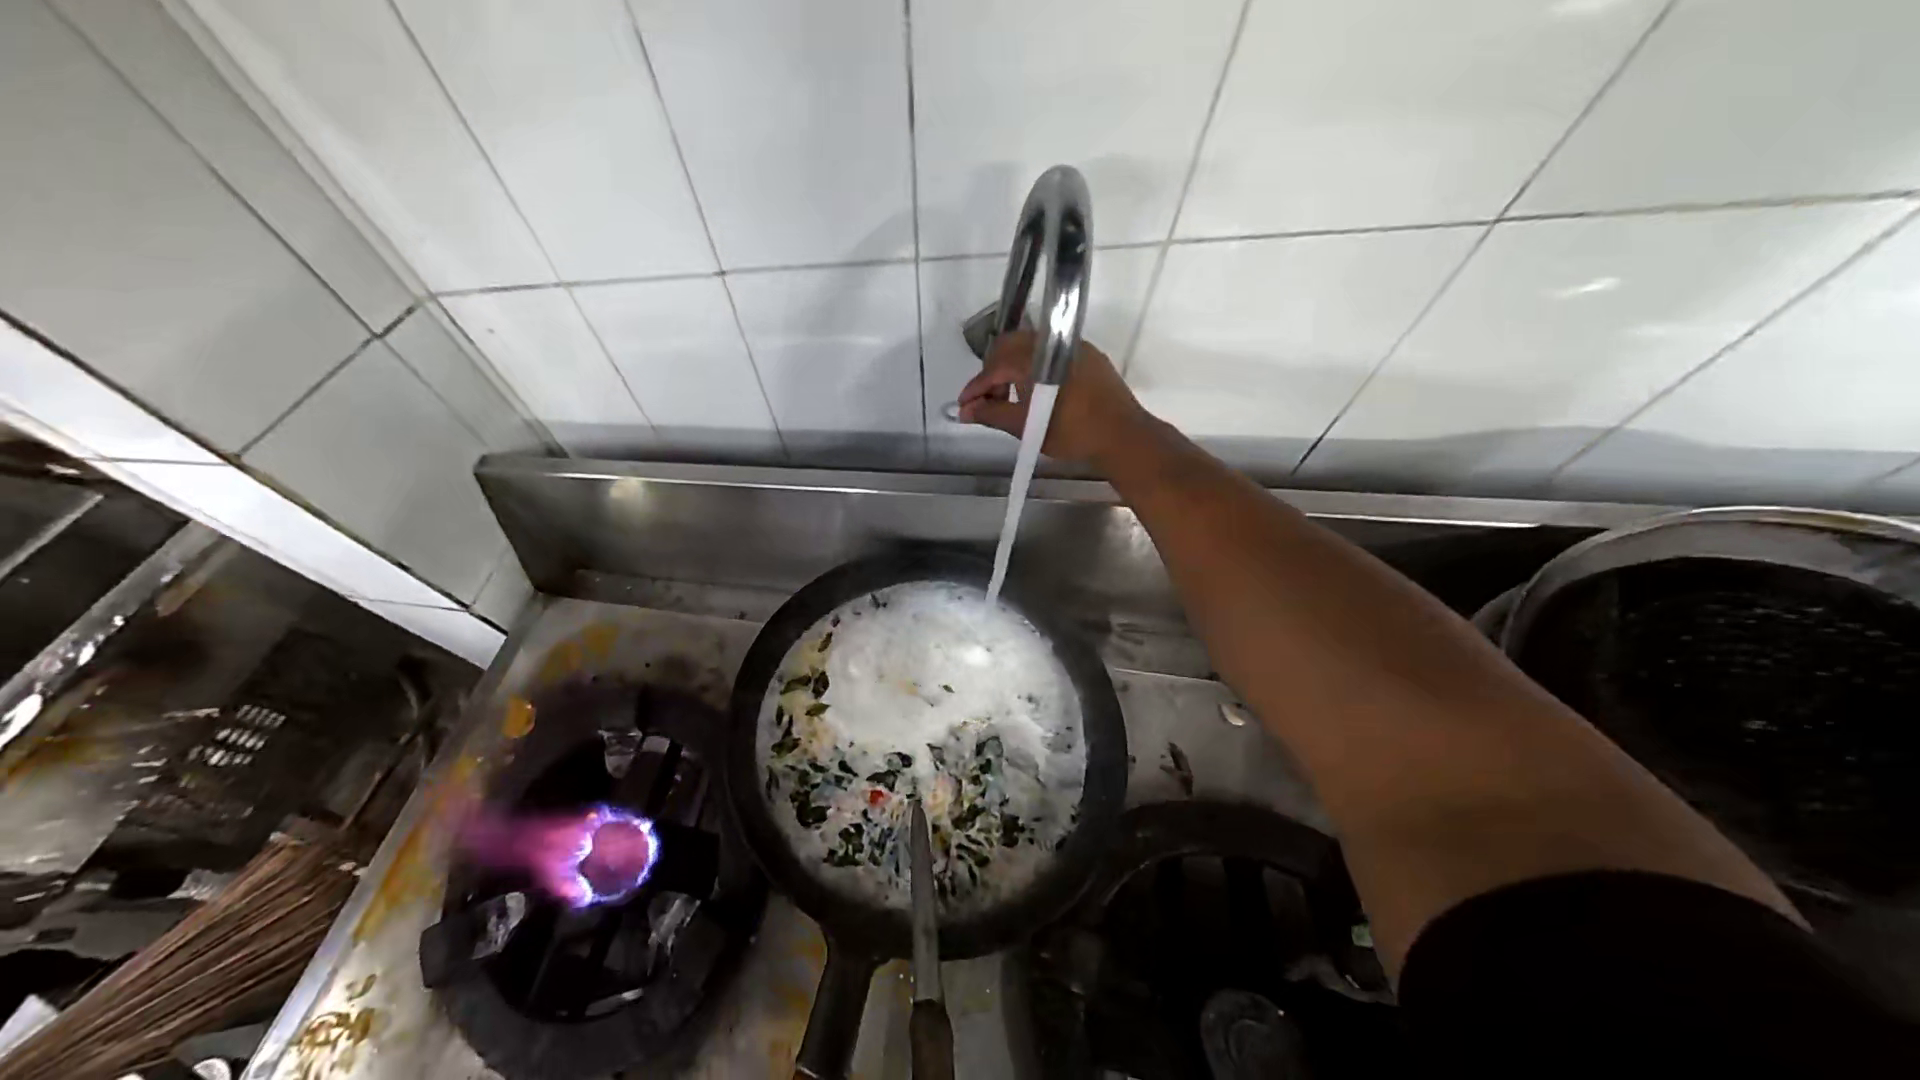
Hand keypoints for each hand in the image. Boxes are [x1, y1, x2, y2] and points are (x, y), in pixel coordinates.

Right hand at [956, 329, 1151, 468]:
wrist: (1123, 435)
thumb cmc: (1073, 433)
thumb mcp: (1028, 426)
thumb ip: (993, 415)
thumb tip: (965, 411)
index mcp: (1036, 358)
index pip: (995, 366)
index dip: (976, 387)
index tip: (964, 406)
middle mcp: (1054, 343)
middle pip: (1010, 347)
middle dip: (992, 372)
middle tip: (987, 401)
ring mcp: (1074, 347)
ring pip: (1031, 347)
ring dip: (1013, 368)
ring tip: (1010, 399)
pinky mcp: (1088, 356)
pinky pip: (1051, 353)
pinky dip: (1035, 367)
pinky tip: (1036, 392)